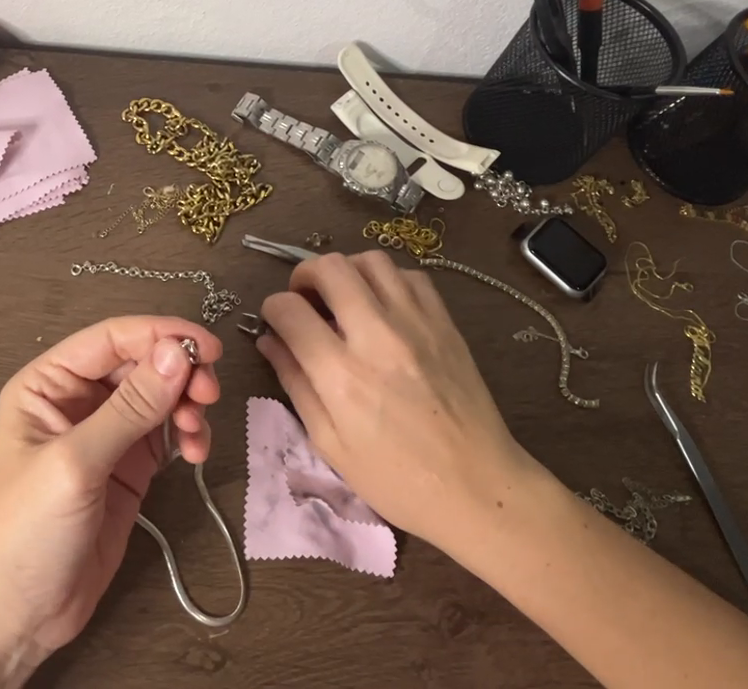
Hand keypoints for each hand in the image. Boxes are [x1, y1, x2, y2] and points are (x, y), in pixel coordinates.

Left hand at [0, 315, 221, 684]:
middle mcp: (77, 399)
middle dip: (178, 372)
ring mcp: (105, 433)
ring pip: (158, 395)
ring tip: (197, 433)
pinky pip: (165, 432)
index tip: (207, 347)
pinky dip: (186, 435)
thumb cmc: (25, 533)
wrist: (15, 618)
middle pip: (140, 363)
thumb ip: (129, 407)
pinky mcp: (127, 467)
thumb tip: (176, 352)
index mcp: (48, 383)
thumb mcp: (76, 464)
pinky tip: (194, 453)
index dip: (161, 334)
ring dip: (185, 405)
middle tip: (209, 395)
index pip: (112, 338)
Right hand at [255, 252, 538, 554]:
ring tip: (343, 298)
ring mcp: (416, 324)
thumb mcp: (330, 444)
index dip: (273, 309)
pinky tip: (383, 306)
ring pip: (371, 260)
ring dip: (347, 271)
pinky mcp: (445, 323)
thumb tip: (270, 341)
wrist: (477, 488)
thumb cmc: (396, 479)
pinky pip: (410, 275)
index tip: (276, 321)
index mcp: (342, 375)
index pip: (290, 310)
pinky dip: (387, 280)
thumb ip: (296, 383)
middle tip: (305, 300)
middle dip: (304, 276)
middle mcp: (377, 337)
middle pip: (330, 268)